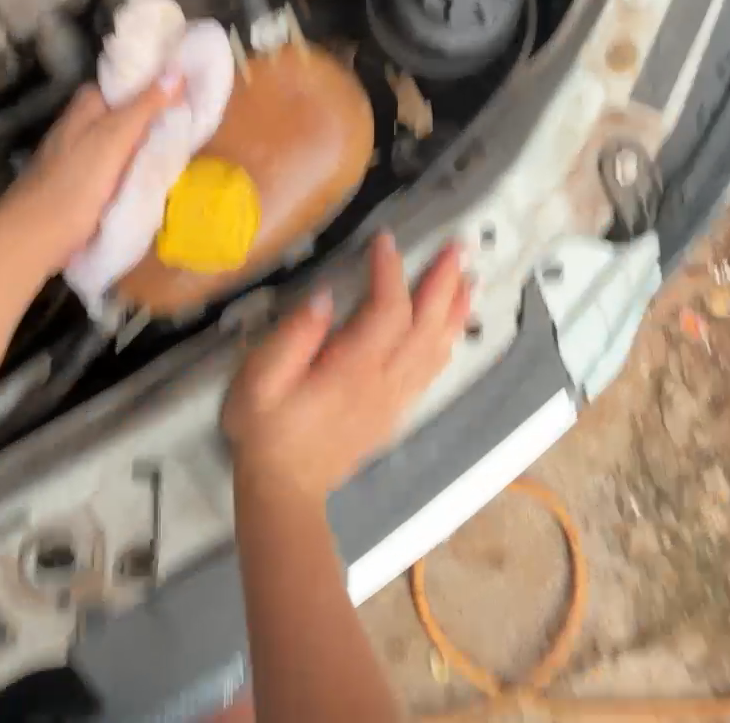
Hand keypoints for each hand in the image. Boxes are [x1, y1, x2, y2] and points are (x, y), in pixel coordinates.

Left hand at [0, 78, 181, 269]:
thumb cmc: (74, 184)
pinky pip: (118, 165)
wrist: (34, 238)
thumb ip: (144, 107)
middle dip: (156, 113)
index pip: (126, 81)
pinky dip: (137, 165)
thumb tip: (176, 71)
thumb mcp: (114, 139)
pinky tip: (158, 172)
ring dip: (149, 141)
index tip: (191, 82)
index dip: (156, 80)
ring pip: (123, 140)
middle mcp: (81, 124)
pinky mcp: (83, 183)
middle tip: (197, 115)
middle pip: (126, 111)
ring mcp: (81, 155)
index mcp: (86, 105)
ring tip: (188, 141)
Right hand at [223, 234, 470, 503]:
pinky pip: (432, 370)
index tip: (386, 240)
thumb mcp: (259, 382)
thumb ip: (292, 338)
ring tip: (470, 278)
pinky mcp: (397, 410)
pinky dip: (447, 342)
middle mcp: (384, 381)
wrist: (285, 488)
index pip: (385, 310)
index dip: (390, 272)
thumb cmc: (266, 429)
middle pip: (425, 325)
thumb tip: (324, 298)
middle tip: (460, 247)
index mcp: (351, 369)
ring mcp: (395, 398)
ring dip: (455, 310)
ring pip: (437, 348)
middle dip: (444, 282)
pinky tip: (452, 326)